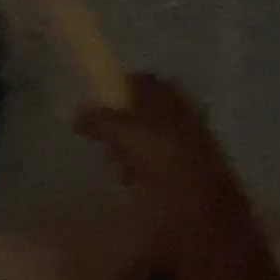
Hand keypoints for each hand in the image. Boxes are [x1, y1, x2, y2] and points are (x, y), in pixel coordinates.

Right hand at [75, 73, 246, 230]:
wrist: (203, 199)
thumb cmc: (161, 156)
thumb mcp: (122, 133)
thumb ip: (98, 121)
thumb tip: (77, 114)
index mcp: (167, 98)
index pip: (142, 81)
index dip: (120, 88)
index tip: (100, 103)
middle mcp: (182, 113)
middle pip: (148, 110)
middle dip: (124, 122)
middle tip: (105, 137)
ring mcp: (191, 140)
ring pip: (155, 137)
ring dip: (134, 147)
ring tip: (117, 163)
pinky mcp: (194, 167)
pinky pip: (163, 161)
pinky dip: (146, 167)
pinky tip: (134, 181)